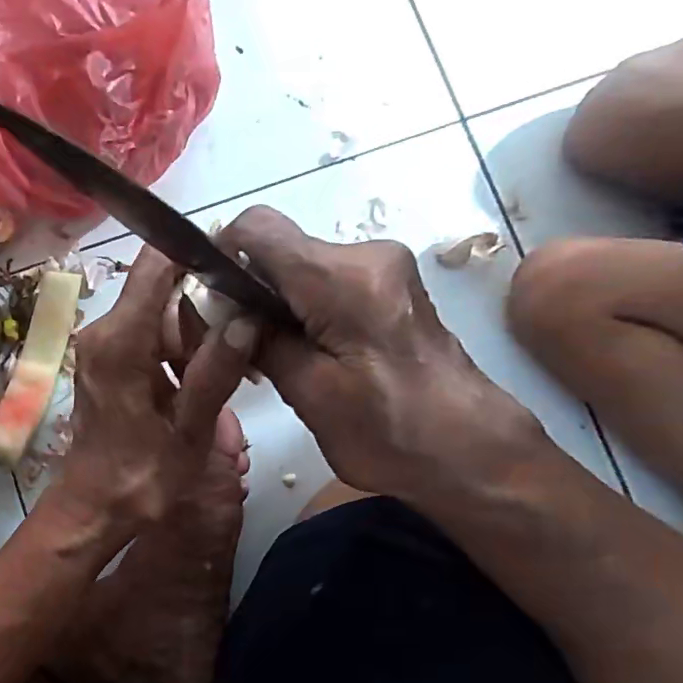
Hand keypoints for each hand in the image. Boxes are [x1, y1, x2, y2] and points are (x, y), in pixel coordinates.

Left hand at [56, 247, 255, 526]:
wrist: (94, 506)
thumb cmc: (141, 476)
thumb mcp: (189, 430)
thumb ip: (216, 371)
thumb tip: (246, 318)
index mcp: (120, 343)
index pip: (154, 266)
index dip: (194, 253)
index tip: (236, 263)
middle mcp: (103, 333)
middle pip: (160, 290)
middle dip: (203, 309)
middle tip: (240, 346)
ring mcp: (100, 346)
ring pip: (156, 313)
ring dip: (193, 334)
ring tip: (224, 372)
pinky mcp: (104, 360)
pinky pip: (146, 334)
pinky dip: (175, 349)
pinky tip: (198, 380)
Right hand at [217, 204, 542, 496]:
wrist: (474, 454)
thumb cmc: (391, 433)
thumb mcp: (310, 394)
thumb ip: (260, 341)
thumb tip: (222, 310)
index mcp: (342, 278)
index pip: (257, 228)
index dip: (219, 251)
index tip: (207, 297)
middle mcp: (366, 255)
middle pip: (277, 248)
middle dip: (246, 289)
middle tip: (235, 346)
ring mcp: (383, 268)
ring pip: (298, 266)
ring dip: (273, 303)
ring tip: (269, 359)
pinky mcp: (388, 286)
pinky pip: (324, 281)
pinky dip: (300, 308)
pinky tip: (301, 353)